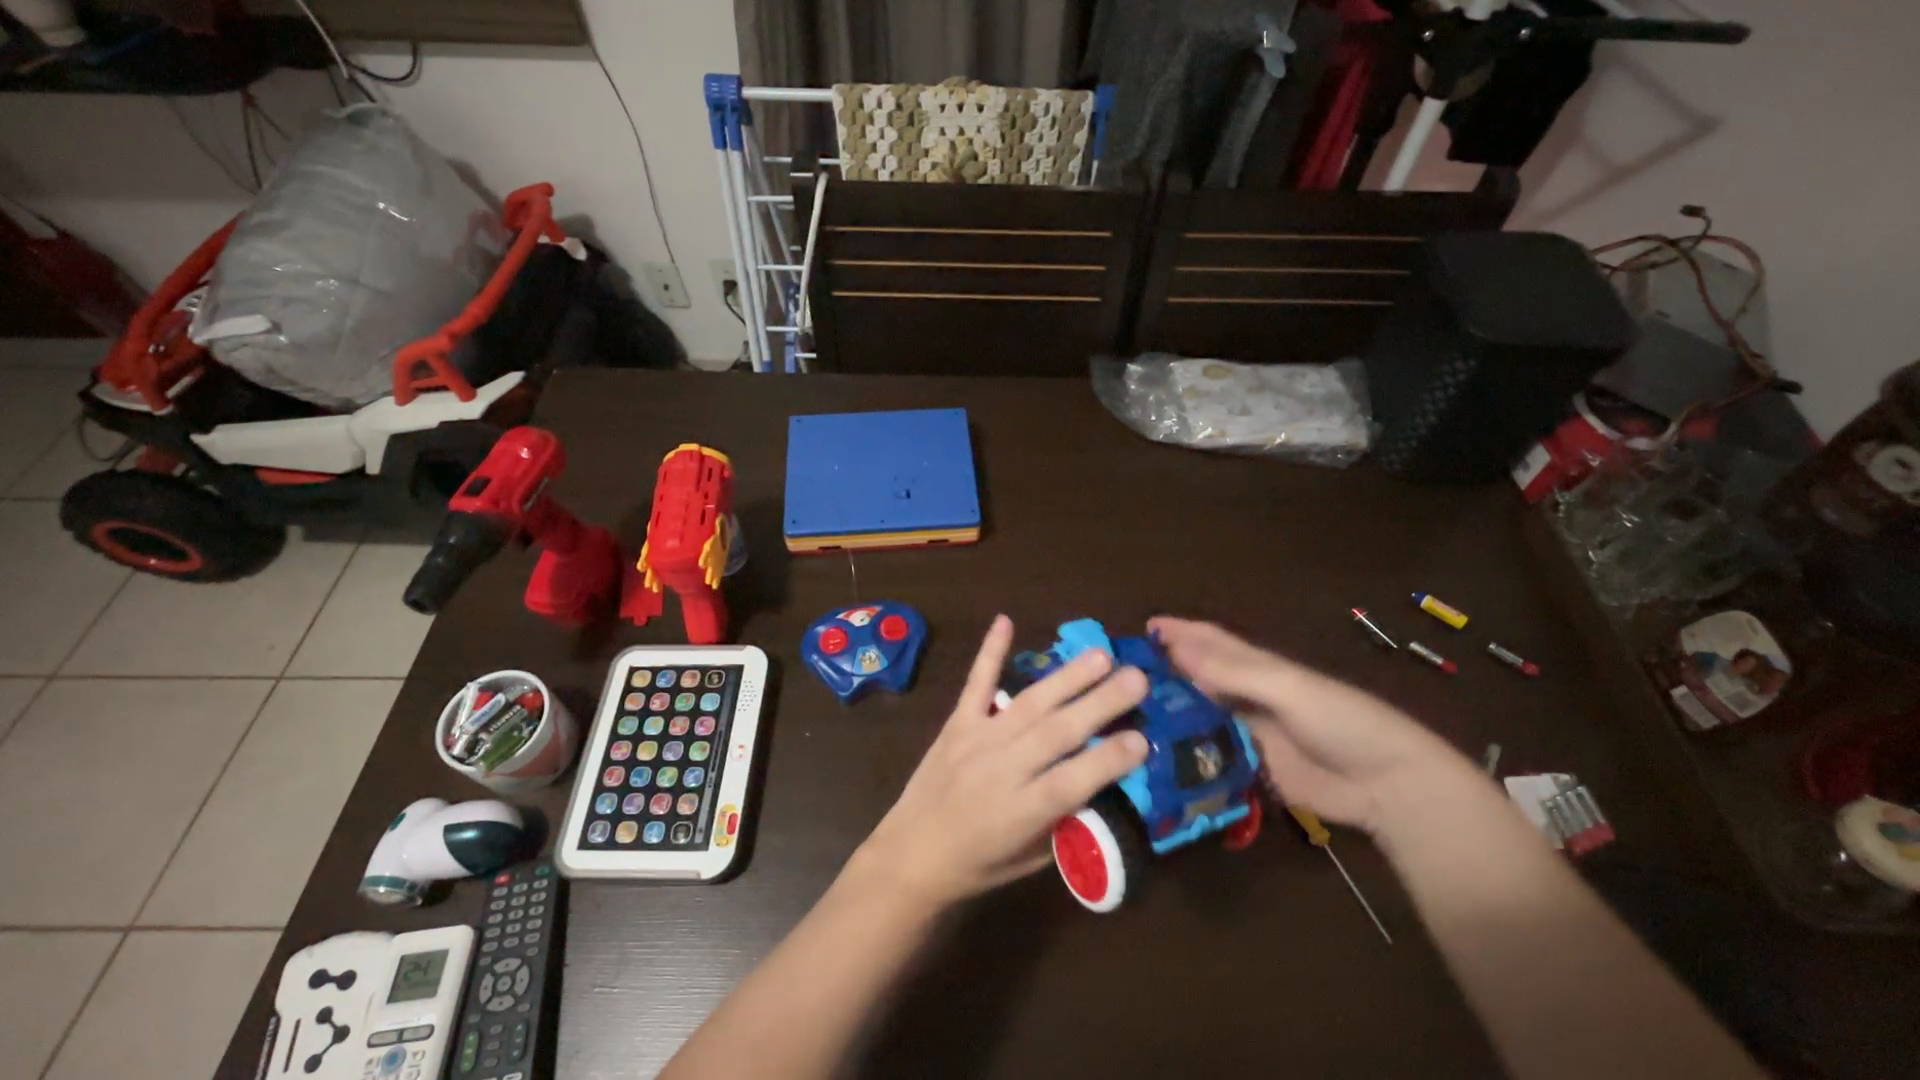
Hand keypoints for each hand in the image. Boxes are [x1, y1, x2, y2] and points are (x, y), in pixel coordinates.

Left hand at [850, 615, 1150, 907]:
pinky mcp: (956, 725)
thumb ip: (1066, 821)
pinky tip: (1005, 621)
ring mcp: (976, 741)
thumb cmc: (978, 865)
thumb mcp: (1031, 859)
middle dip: (1101, 703)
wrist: (910, 856)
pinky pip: (976, 684)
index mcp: (1021, 811)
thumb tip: (1103, 784)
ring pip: (1028, 703)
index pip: (1073, 780)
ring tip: (1101, 655)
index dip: (1109, 760)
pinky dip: (990, 652)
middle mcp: (1001, 769)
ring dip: (1067, 677)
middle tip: (1138, 678)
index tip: (1144, 738)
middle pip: (1057, 732)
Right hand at [1148, 616, 1476, 835]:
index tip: (1138, 630)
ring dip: (1170, 717)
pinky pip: (1213, 758)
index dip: (1178, 632)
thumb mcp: (1289, 688)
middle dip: (1164, 675)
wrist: (1388, 784)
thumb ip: (1233, 670)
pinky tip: (1157, 760)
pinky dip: (1186, 756)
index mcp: (1261, 668)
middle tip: (1118, 681)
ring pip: (1202, 719)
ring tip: (1125, 720)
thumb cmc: (1343, 722)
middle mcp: (1250, 697)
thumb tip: (1174, 648)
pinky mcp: (1254, 771)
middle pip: (1200, 680)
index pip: (1211, 642)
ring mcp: (1251, 735)